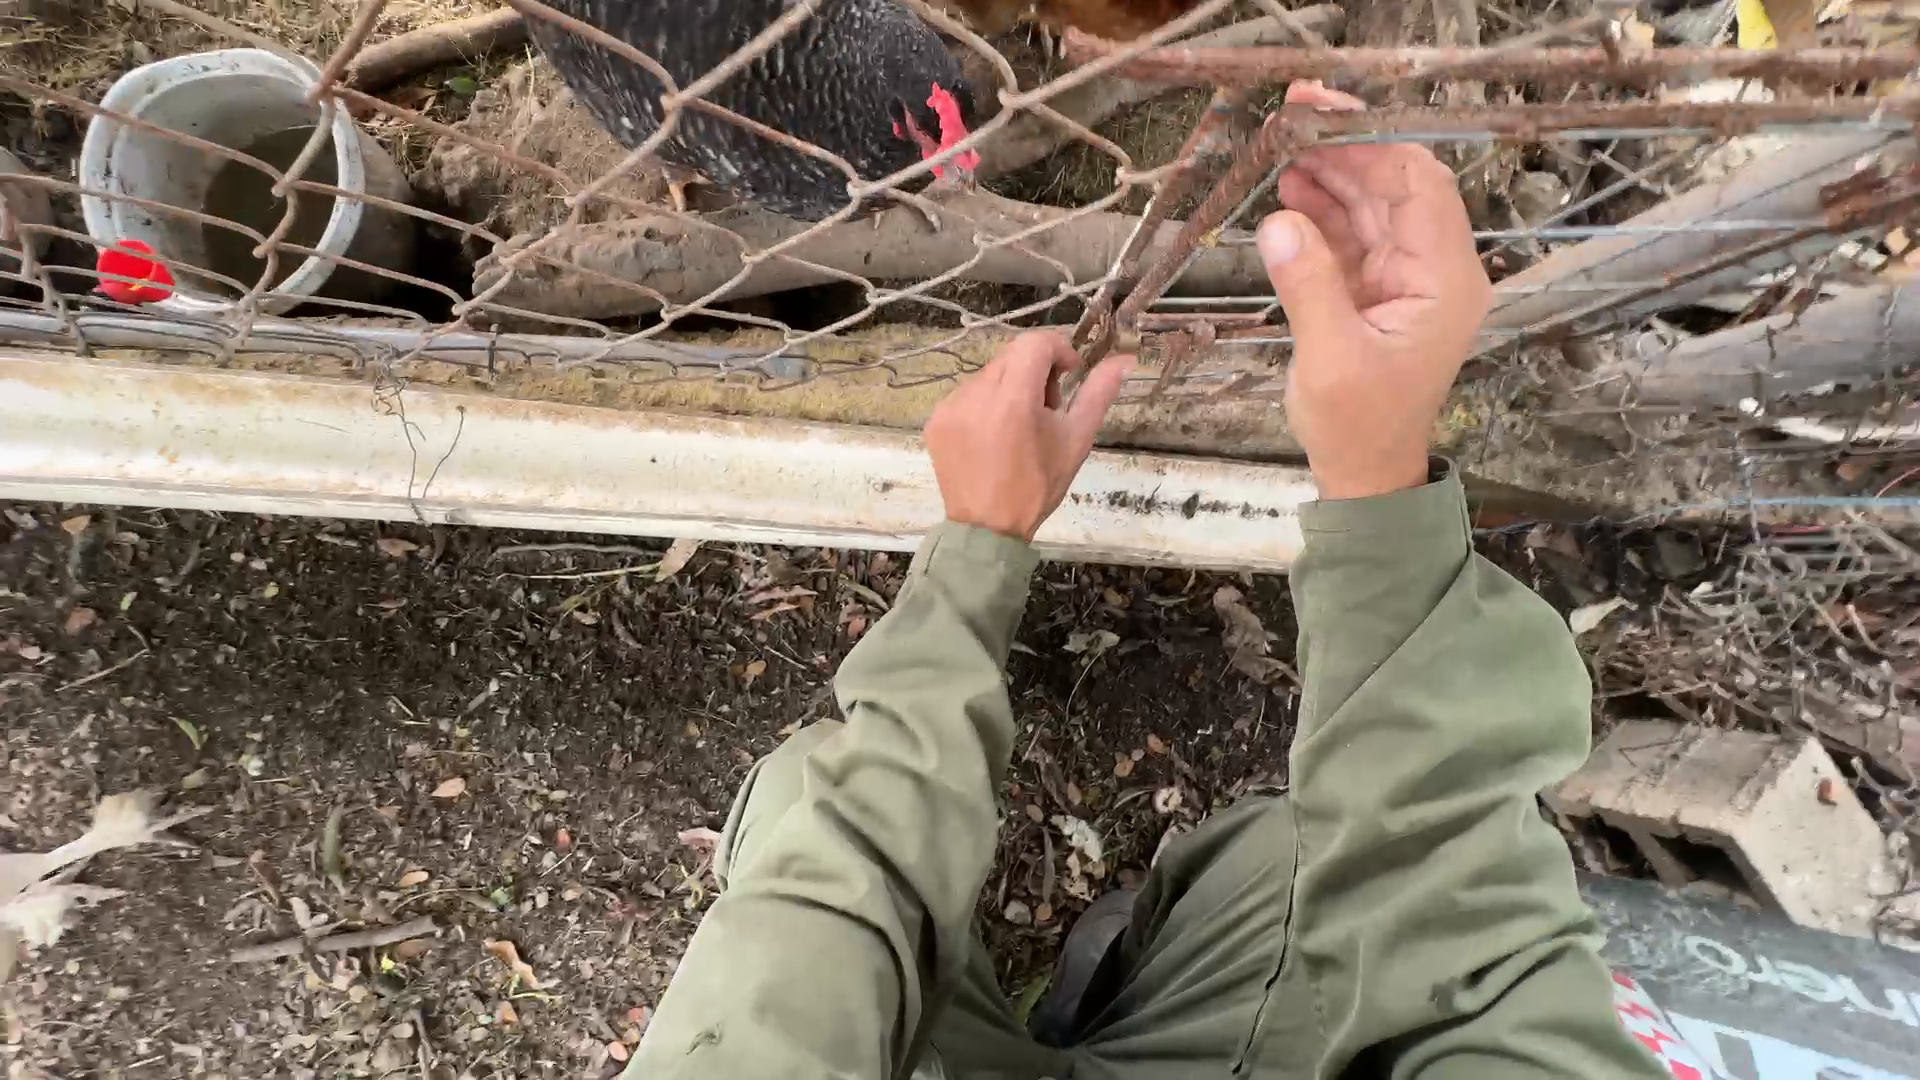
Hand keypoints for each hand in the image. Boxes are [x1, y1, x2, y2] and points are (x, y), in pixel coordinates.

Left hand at [924, 331, 1132, 541]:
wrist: (987, 529)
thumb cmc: (1038, 487)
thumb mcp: (1075, 440)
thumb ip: (1098, 394)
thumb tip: (1124, 361)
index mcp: (1013, 400)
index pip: (1035, 343)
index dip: (1058, 349)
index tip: (1068, 373)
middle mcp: (976, 395)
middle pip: (1012, 356)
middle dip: (1035, 371)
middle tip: (1046, 408)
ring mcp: (951, 406)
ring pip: (989, 374)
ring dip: (1009, 387)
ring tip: (1018, 428)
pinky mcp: (936, 419)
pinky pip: (966, 394)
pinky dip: (984, 404)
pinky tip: (993, 436)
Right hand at [1259, 81, 1491, 499]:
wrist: (1364, 471)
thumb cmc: (1357, 424)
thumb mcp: (1329, 358)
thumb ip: (1308, 286)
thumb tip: (1278, 222)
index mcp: (1444, 281)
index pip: (1419, 189)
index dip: (1372, 150)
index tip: (1321, 125)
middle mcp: (1432, 272)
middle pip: (1397, 192)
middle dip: (1349, 157)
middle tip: (1295, 129)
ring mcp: (1403, 284)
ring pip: (1372, 215)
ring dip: (1331, 187)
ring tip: (1284, 163)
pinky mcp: (1375, 298)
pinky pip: (1352, 246)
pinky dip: (1322, 223)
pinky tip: (1291, 205)